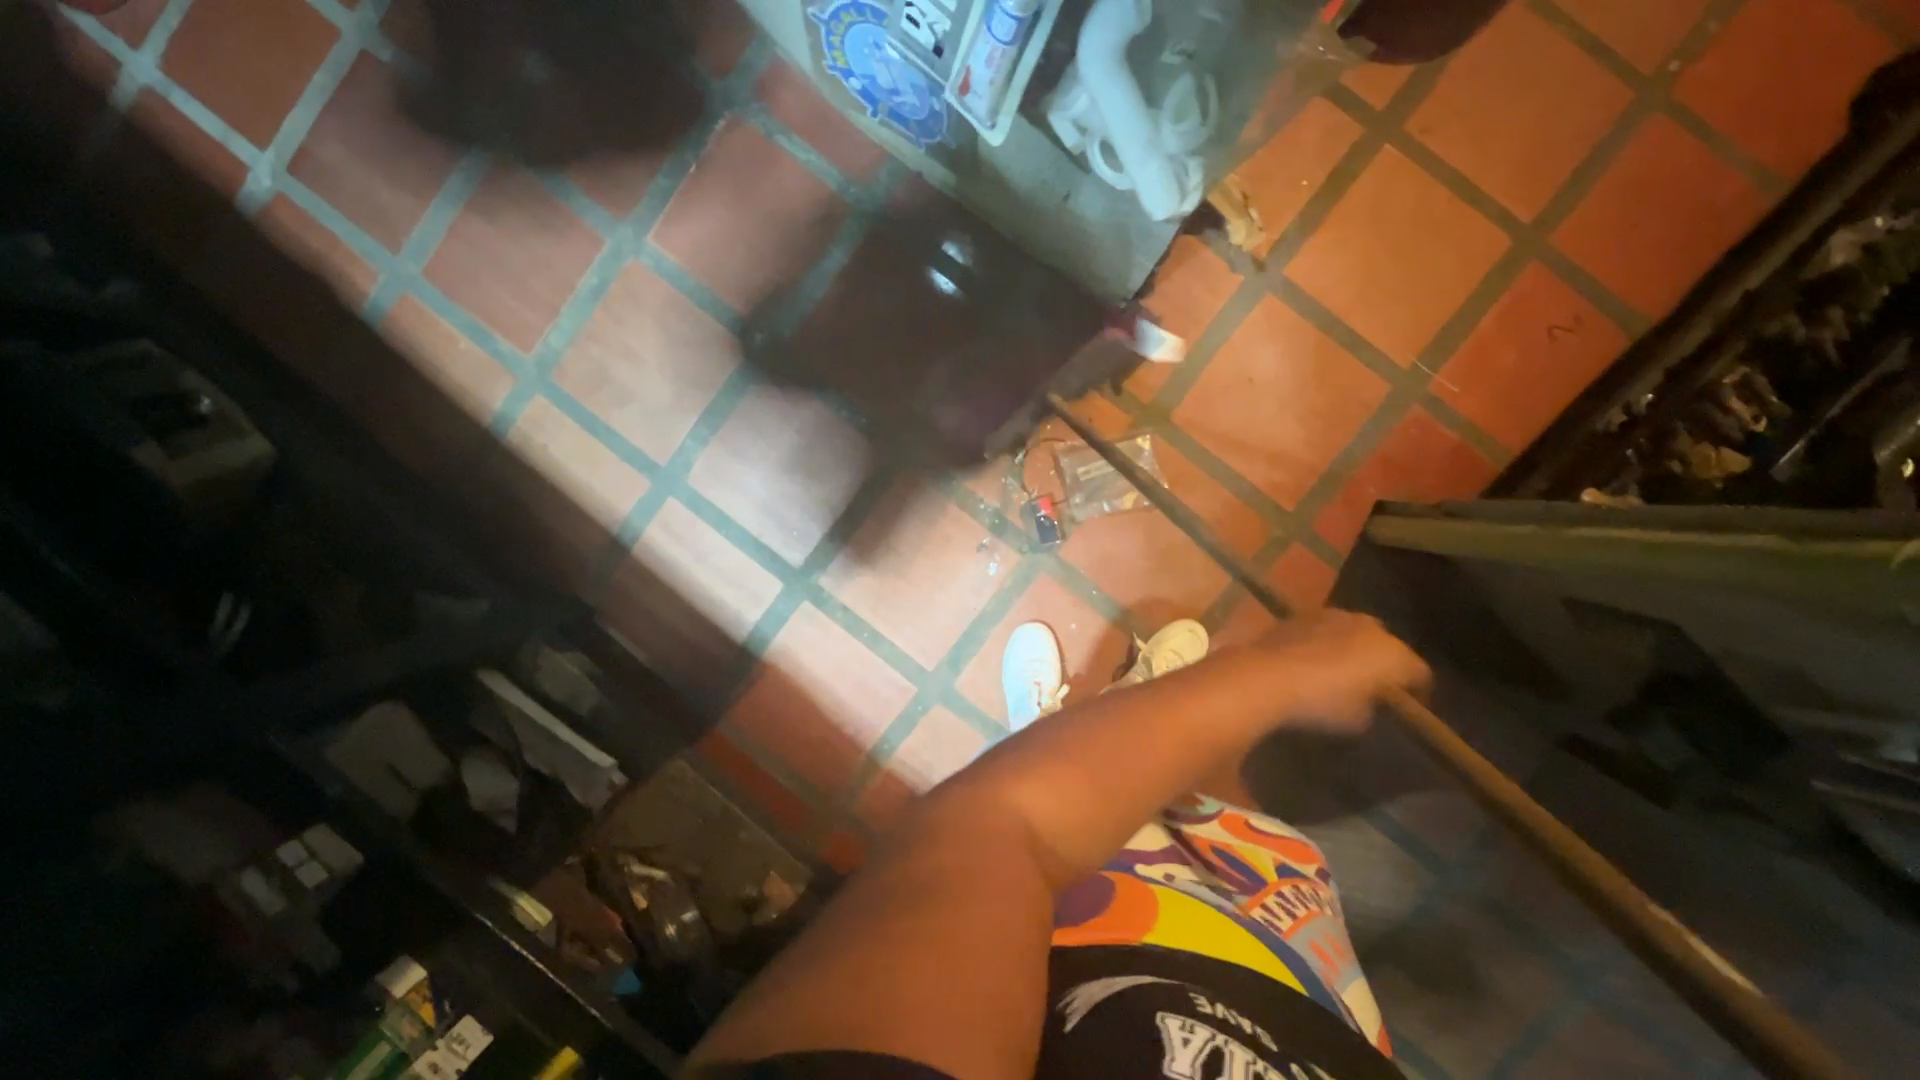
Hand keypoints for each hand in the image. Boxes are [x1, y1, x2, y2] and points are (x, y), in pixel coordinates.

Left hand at [1246, 609, 1430, 734]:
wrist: (1265, 675)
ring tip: (1341, 671)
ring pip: (1357, 632)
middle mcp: (1371, 626)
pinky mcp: (1304, 613)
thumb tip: (1368, 703)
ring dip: (1355, 649)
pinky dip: (1326, 642)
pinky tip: (1313, 659)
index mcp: (1394, 654)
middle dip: (1386, 665)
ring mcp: (1336, 614)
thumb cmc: (1320, 702)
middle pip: (1389, 647)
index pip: (1420, 673)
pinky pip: (1326, 629)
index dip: (1419, 693)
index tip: (1410, 708)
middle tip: (1375, 688)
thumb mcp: (1356, 720)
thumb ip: (1372, 709)